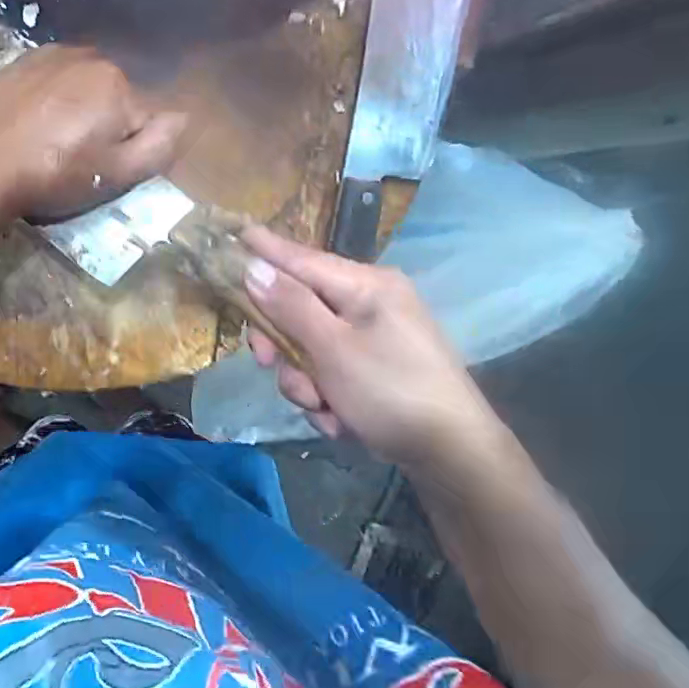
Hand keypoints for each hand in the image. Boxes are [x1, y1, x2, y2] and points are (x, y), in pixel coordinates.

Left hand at [0, 45, 187, 221]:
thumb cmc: (58, 176)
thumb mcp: (119, 173)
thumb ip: (161, 143)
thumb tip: (187, 115)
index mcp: (118, 83)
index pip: (145, 115)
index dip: (132, 145)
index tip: (106, 165)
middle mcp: (90, 56)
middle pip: (116, 96)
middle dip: (108, 122)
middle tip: (81, 156)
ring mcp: (52, 55)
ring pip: (86, 84)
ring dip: (82, 107)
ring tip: (58, 139)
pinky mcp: (23, 62)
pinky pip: (57, 77)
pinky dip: (57, 96)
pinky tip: (41, 122)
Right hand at [241, 226, 509, 470]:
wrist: (454, 454)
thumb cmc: (391, 391)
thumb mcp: (333, 348)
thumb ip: (291, 305)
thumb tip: (254, 266)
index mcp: (365, 285)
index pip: (302, 259)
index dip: (265, 250)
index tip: (234, 233)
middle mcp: (370, 304)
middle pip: (300, 309)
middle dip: (285, 346)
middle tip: (268, 364)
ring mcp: (374, 338)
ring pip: (311, 349)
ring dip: (307, 383)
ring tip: (324, 410)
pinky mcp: (376, 369)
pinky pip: (332, 373)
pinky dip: (329, 398)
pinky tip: (341, 421)